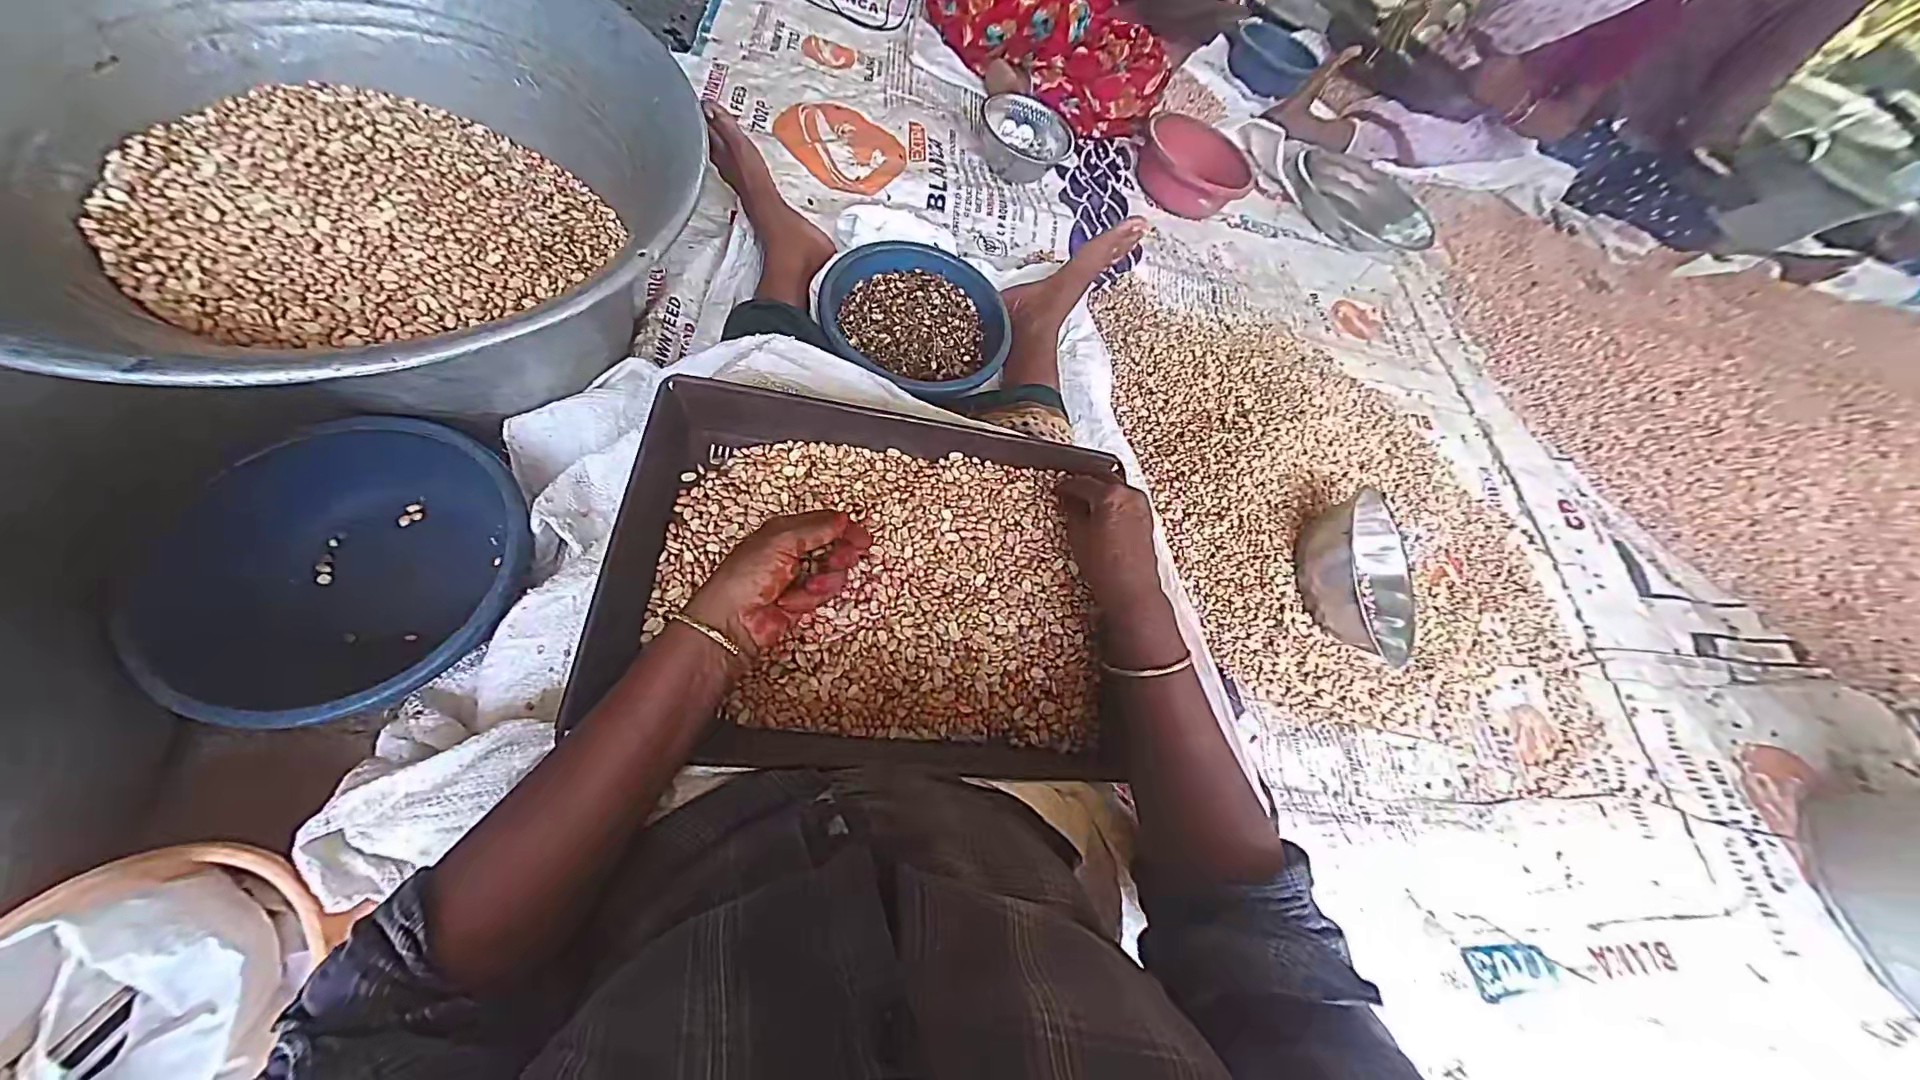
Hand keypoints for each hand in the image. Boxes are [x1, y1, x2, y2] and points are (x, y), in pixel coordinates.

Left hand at [681, 511, 871, 660]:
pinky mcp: (803, 600)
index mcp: (786, 531)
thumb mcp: (781, 541)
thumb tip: (842, 519)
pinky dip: (810, 599)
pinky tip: (791, 602)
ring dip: (823, 582)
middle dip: (839, 556)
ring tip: (807, 588)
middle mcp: (794, 551)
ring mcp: (799, 577)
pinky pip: (823, 594)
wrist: (732, 621)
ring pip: (833, 573)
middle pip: (835, 548)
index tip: (863, 540)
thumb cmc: (746, 577)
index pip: (825, 523)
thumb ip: (816, 529)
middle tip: (838, 561)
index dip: (846, 530)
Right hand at [1056, 475, 1164, 615]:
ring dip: (1099, 488)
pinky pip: (1125, 498)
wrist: (1131, 588)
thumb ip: (1072, 511)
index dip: (1066, 485)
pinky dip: (1112, 499)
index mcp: (1110, 496)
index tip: (1058, 489)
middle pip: (1102, 477)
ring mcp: (1140, 504)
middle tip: (1069, 489)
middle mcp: (1129, 495)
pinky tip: (1100, 510)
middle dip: (1084, 481)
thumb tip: (1069, 500)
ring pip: (1116, 486)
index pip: (1082, 482)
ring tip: (1083, 500)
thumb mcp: (1078, 536)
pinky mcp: (1146, 515)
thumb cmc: (1107, 568)